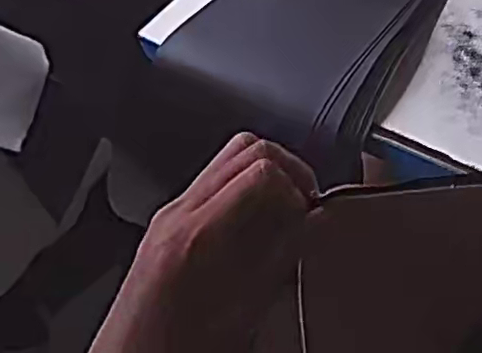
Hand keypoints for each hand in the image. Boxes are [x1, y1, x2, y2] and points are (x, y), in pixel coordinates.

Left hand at [90, 133, 316, 352]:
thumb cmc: (175, 351)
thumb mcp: (241, 314)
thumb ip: (282, 258)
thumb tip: (314, 220)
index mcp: (195, 234)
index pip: (260, 171)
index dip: (294, 185)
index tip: (307, 211)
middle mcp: (178, 212)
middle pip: (247, 149)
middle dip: (286, 167)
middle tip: (303, 198)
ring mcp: (170, 212)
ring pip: (231, 154)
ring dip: (267, 168)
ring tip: (284, 202)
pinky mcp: (167, 220)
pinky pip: (215, 177)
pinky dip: (245, 182)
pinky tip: (256, 216)